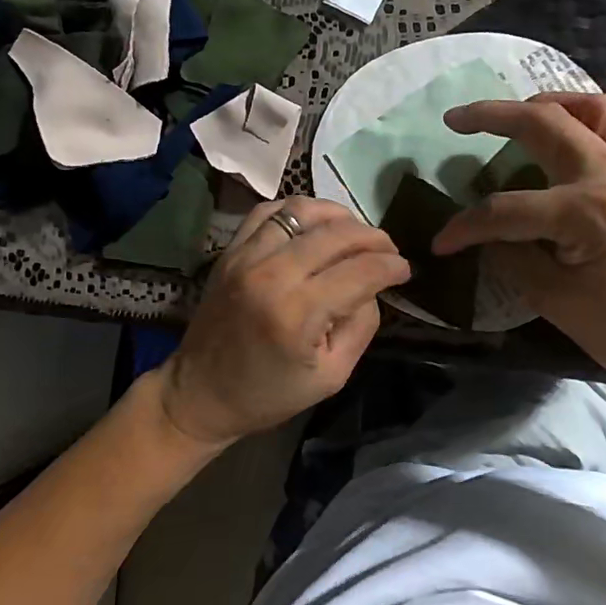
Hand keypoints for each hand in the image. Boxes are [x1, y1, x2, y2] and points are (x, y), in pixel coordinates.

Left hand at [160, 197, 411, 446]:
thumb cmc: (269, 393)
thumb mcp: (332, 375)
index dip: (391, 266)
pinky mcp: (228, 252)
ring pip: (299, 211)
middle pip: (334, 234)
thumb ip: (360, 324)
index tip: (404, 271)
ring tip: (353, 233)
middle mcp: (268, 274)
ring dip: (336, 216)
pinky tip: (312, 227)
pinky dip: (295, 212)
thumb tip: (373, 284)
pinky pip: (265, 212)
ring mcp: (244, 257)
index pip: (359, 271)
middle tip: (387, 250)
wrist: (201, 391)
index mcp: (296, 313)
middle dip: (372, 237)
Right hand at [431, 93, 605, 390]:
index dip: (464, 228)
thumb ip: (510, 256)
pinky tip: (568, 144)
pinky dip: (588, 126)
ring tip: (517, 115)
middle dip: (494, 115)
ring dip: (550, 105)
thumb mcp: (552, 298)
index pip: (503, 209)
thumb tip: (486, 236)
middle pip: (547, 123)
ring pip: (595, 110)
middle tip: (456, 119)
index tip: (440, 246)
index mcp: (587, 211)